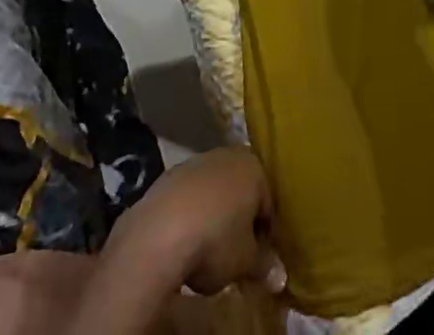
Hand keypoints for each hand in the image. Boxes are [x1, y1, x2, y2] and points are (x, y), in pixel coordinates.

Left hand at [113, 148, 283, 295]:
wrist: (156, 236)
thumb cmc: (215, 242)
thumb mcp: (245, 261)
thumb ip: (264, 265)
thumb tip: (278, 276)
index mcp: (254, 167)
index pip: (268, 204)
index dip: (264, 235)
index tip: (258, 259)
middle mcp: (226, 156)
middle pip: (240, 193)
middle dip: (239, 221)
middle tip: (234, 254)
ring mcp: (193, 163)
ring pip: (212, 193)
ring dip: (213, 217)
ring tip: (205, 250)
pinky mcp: (165, 177)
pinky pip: (186, 200)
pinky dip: (189, 216)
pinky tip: (182, 242)